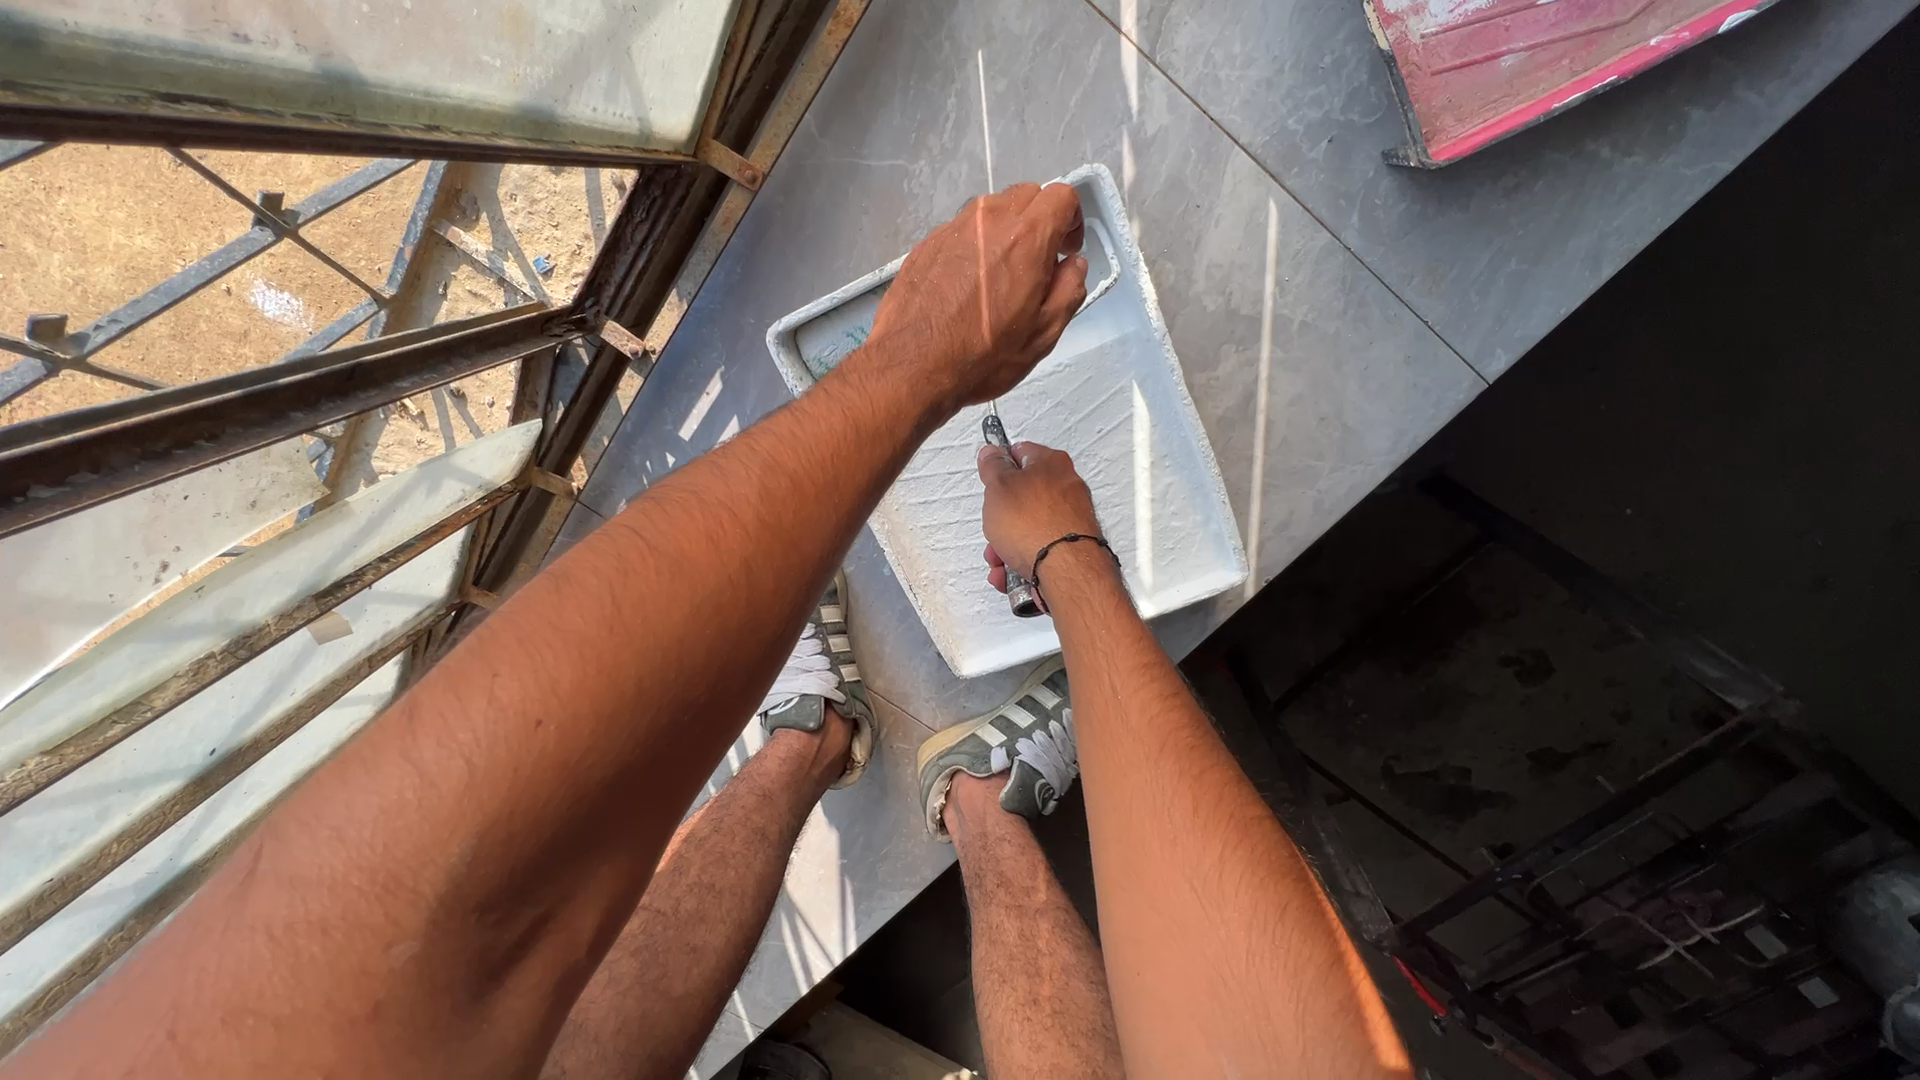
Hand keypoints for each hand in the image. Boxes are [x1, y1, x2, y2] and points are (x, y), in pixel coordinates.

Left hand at [868, 183, 1088, 412]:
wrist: (913, 367)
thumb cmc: (978, 357)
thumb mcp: (1043, 334)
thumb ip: (1069, 291)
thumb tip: (1073, 268)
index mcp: (1026, 238)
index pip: (1062, 197)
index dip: (1072, 220)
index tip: (1067, 248)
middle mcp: (989, 222)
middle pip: (1027, 197)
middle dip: (1041, 223)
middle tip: (1040, 263)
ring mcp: (954, 229)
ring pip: (992, 212)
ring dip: (1006, 234)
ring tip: (1002, 278)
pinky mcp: (928, 245)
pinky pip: (962, 232)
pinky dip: (975, 248)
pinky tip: (970, 287)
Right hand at [977, 440, 1103, 588]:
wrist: (1066, 571)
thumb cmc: (1039, 527)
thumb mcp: (999, 486)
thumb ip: (993, 466)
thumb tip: (991, 455)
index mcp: (1052, 464)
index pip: (1021, 453)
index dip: (1000, 465)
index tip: (989, 475)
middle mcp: (1067, 489)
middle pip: (1022, 498)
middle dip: (1001, 519)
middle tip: (994, 527)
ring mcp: (1071, 521)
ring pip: (1028, 529)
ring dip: (1006, 546)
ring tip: (1000, 559)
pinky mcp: (1071, 548)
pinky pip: (1039, 552)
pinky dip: (1021, 563)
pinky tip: (1011, 573)